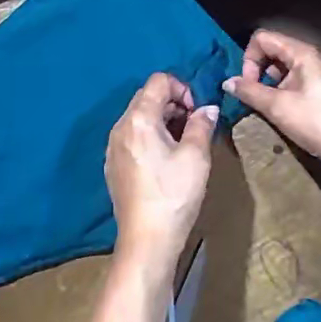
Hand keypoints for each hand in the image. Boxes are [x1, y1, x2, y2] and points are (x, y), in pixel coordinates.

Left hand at [105, 73, 217, 265]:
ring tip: (182, 144)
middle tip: (193, 127)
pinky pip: (132, 136)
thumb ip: (202, 124)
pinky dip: (150, 136)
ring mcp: (113, 147)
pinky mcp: (113, 165)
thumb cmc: (173, 194)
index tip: (197, 112)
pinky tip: (164, 161)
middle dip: (173, 103)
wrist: (146, 241)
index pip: (159, 80)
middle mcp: (120, 126)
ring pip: (139, 117)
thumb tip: (207, 109)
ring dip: (162, 120)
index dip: (182, 88)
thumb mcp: (196, 156)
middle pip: (147, 96)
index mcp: (139, 118)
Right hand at [222, 30, 320, 185]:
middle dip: (260, 72)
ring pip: (288, 69)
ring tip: (271, 110)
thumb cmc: (320, 124)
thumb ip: (250, 92)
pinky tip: (290, 116)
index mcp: (303, 53)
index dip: (249, 59)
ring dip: (273, 85)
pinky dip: (288, 93)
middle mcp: (315, 56)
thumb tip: (227, 82)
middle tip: (257, 100)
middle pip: (276, 51)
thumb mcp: (279, 108)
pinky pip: (302, 81)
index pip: (263, 38)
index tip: (248, 86)